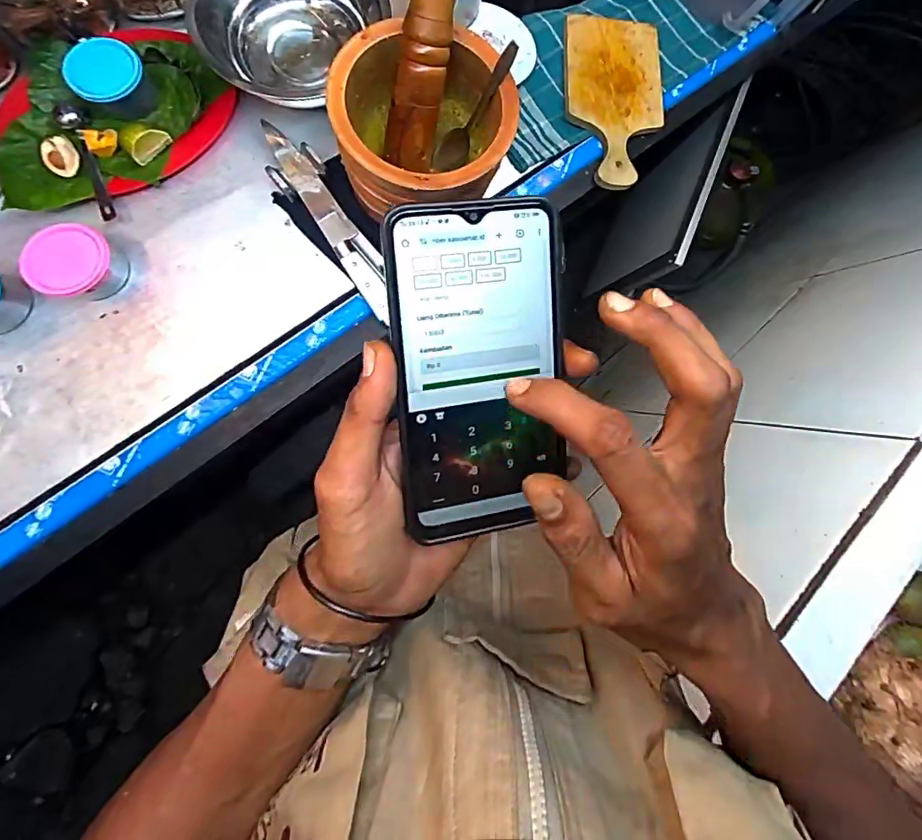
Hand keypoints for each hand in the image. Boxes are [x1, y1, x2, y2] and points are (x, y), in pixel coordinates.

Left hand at [303, 338, 598, 635]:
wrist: (371, 596)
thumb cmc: (348, 535)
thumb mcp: (346, 473)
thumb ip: (362, 417)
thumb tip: (376, 355)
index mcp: (399, 416)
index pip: (438, 364)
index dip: (474, 341)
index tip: (510, 326)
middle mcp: (434, 429)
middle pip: (481, 388)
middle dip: (522, 370)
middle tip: (563, 359)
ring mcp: (461, 459)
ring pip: (504, 423)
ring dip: (537, 409)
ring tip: (575, 395)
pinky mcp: (482, 490)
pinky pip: (513, 465)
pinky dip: (538, 456)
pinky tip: (563, 448)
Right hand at [505, 289, 764, 674]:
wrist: (709, 614)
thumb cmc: (653, 608)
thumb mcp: (601, 597)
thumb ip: (571, 540)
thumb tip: (540, 484)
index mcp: (662, 515)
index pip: (616, 444)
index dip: (566, 407)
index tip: (523, 389)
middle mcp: (694, 475)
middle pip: (703, 392)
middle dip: (661, 339)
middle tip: (614, 308)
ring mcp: (707, 455)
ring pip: (718, 380)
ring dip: (682, 331)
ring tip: (638, 299)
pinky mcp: (706, 443)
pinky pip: (715, 384)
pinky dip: (693, 341)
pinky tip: (664, 317)